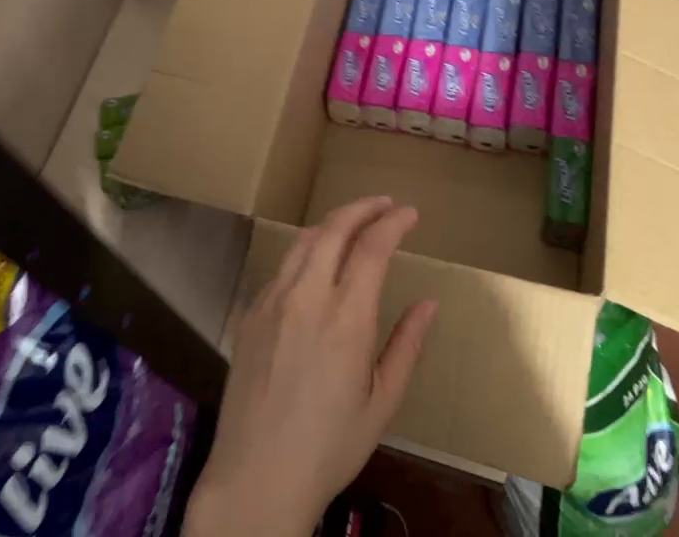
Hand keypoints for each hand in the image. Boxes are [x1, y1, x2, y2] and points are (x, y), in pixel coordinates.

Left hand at [184, 198, 437, 536]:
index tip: (411, 213)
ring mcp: (271, 302)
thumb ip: (406, 345)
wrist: (257, 474)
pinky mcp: (250, 314)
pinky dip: (306, 252)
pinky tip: (318, 265)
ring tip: (354, 224)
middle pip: (332, 229)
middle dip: (362, 208)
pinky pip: (282, 269)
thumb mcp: (382, 402)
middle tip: (385, 205)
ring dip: (331, 224)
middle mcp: (304, 298)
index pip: (371, 248)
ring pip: (302, 242)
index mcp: (344, 320)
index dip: (393, 223)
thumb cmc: (330, 446)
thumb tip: (429, 303)